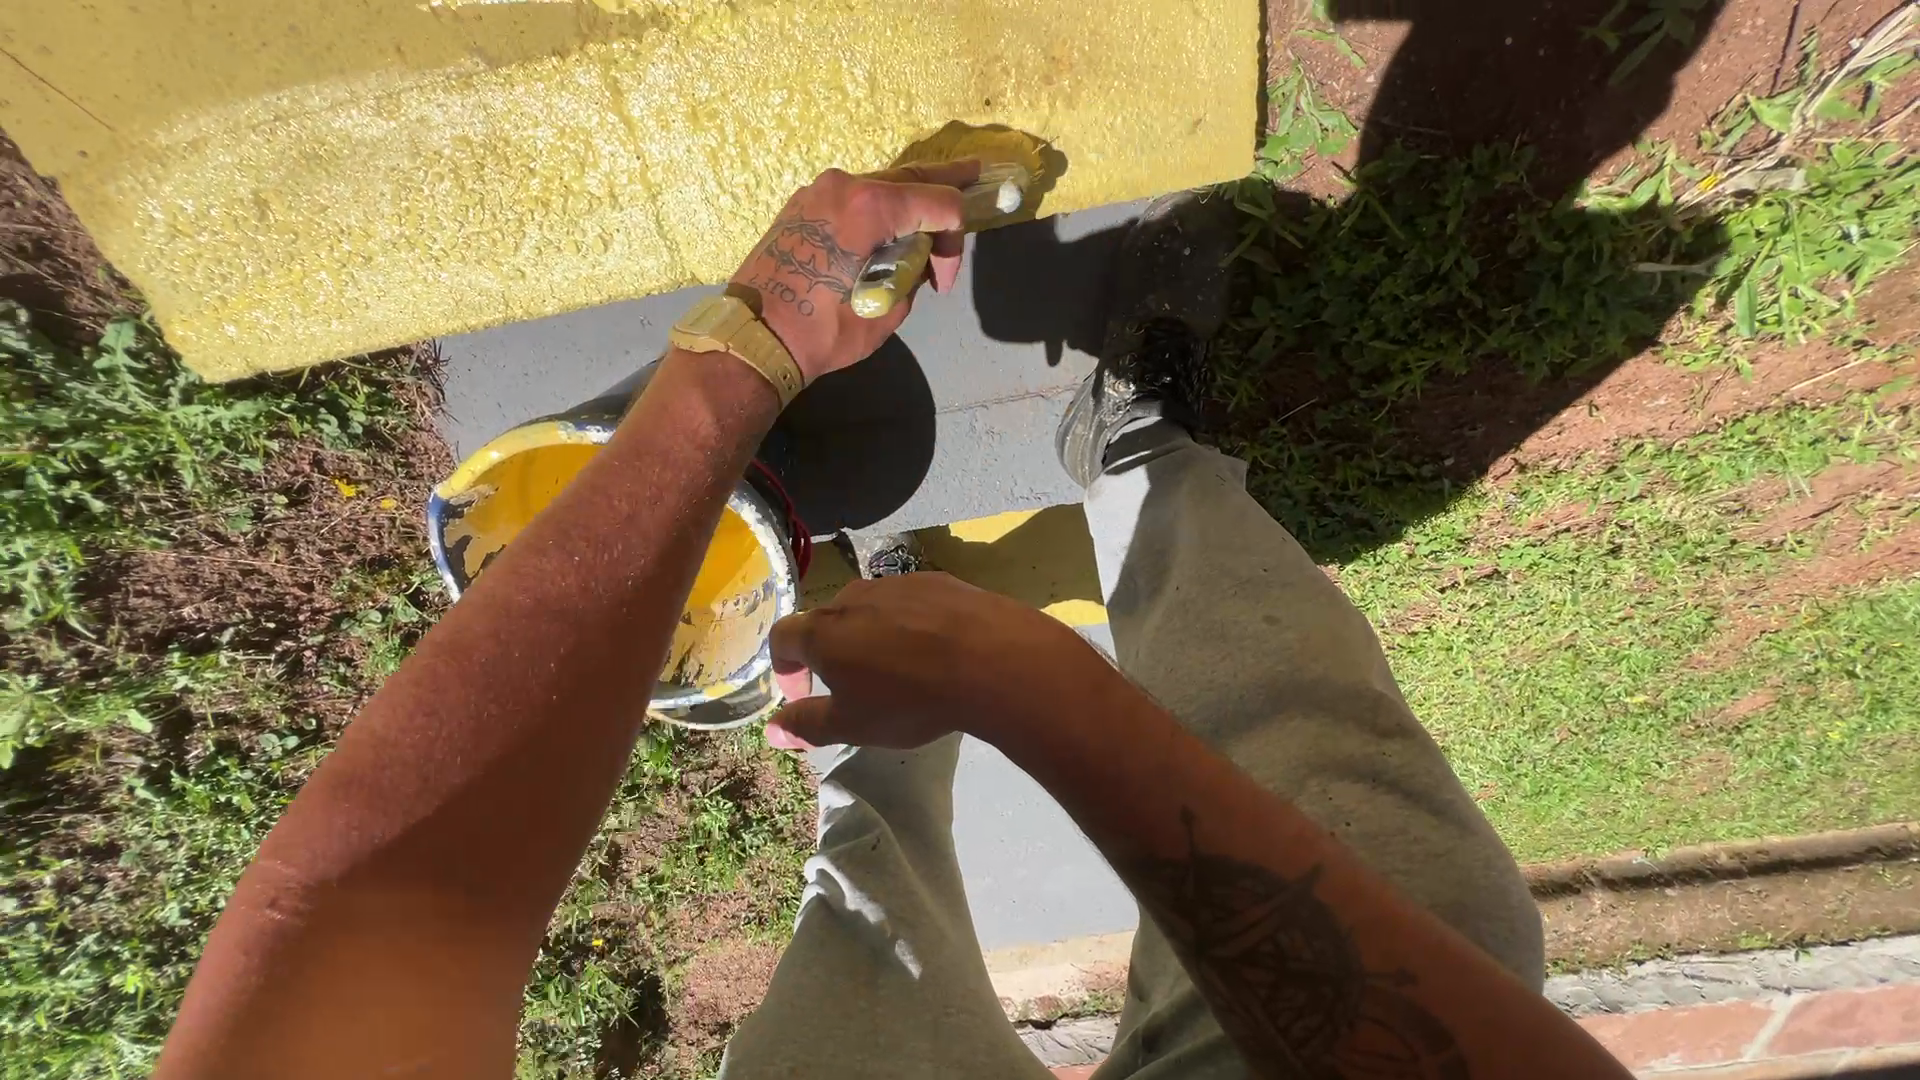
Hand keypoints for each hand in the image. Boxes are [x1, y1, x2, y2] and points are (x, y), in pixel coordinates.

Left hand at [730, 162, 979, 382]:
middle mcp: (845, 185)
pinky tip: (887, 230)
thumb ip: (910, 276)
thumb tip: (911, 262)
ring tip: (930, 218)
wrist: (754, 337)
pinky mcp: (802, 204)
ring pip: (880, 186)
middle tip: (976, 174)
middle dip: (945, 187)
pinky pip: (853, 198)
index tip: (943, 282)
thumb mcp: (885, 312)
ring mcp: (818, 190)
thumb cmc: (822, 332)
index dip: (953, 242)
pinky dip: (877, 210)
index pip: (939, 203)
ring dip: (907, 204)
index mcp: (870, 207)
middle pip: (911, 178)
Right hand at [764, 572, 1123, 749]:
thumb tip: (772, 729)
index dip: (784, 667)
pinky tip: (936, 647)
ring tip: (897, 666)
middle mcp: (853, 597)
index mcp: (823, 631)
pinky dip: (911, 622)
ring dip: (871, 633)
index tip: (801, 693)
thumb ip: (809, 725)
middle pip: (827, 619)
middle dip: (830, 650)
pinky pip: (911, 601)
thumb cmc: (910, 698)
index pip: (783, 637)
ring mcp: (897, 583)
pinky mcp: (937, 579)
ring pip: (870, 607)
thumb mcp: (855, 724)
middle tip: (851, 683)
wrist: (990, 657)